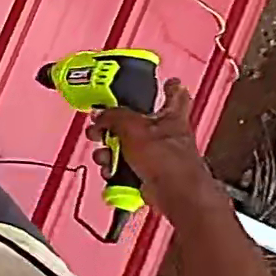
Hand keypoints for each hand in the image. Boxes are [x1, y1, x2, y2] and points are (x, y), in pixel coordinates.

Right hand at [86, 77, 229, 222]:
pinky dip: (114, 169)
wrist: (174, 194)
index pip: (175, 95)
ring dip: (110, 151)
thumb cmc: (169, 161)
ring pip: (125, 147)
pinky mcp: (147, 174)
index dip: (170, 87)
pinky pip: (124, 167)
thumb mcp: (133, 127)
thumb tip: (100, 114)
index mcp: (170, 116)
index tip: (167, 81)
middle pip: (136, 123)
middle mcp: (166, 135)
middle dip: (114, 126)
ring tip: (104, 154)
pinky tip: (111, 170)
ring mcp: (156, 156)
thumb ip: (114, 116)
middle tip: (102, 127)